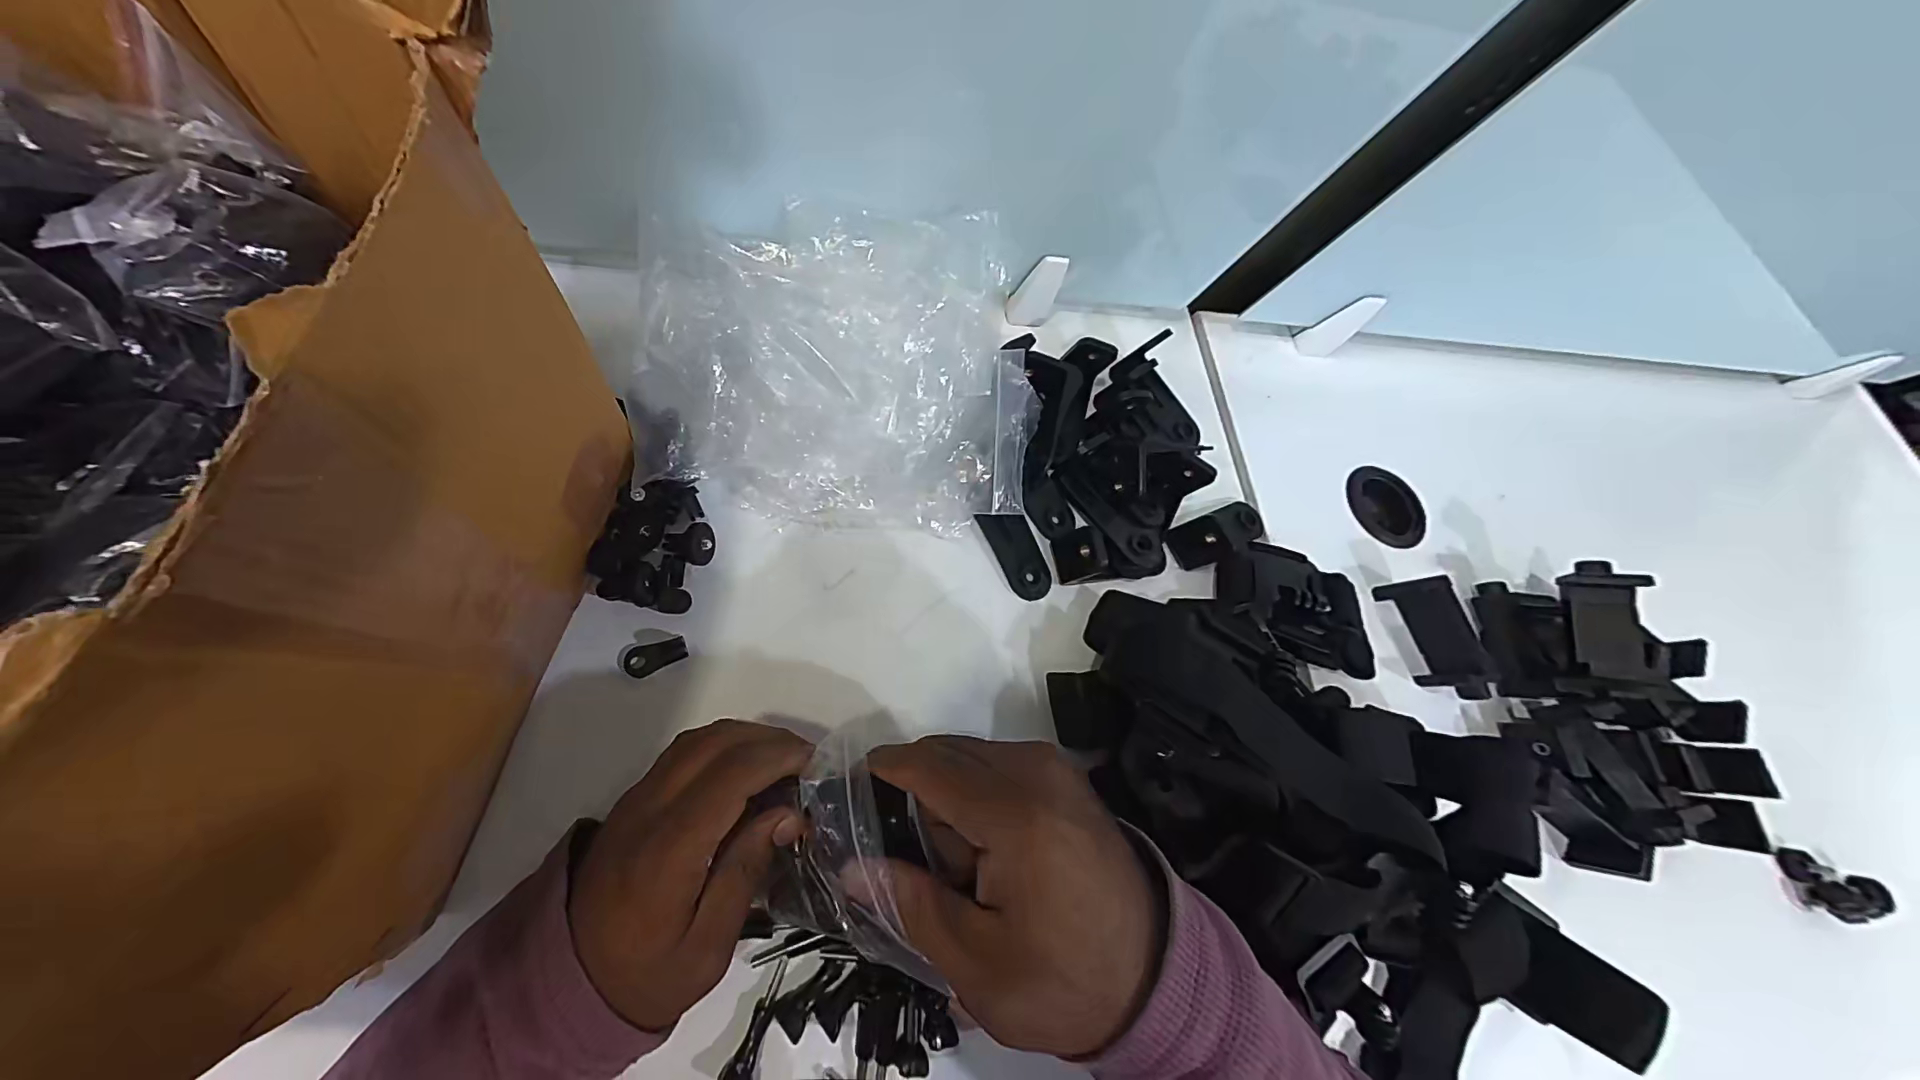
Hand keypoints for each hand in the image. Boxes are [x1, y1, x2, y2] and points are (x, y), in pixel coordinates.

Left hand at [568, 719, 811, 1031]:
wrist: (568, 984)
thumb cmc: (646, 974)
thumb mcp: (706, 949)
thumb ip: (745, 874)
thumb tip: (787, 813)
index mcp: (668, 849)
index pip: (730, 775)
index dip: (778, 757)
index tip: (815, 765)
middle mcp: (648, 810)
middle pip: (715, 743)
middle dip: (769, 740)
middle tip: (806, 760)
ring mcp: (636, 800)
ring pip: (698, 739)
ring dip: (747, 737)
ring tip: (783, 760)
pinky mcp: (633, 800)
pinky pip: (684, 751)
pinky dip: (724, 745)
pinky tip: (747, 767)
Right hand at [867, 736, 1163, 1059]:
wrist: (1155, 977)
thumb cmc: (1063, 979)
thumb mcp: (976, 962)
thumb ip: (909, 903)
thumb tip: (851, 866)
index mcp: (1016, 813)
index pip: (928, 767)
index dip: (881, 772)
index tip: (845, 795)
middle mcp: (1038, 770)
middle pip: (946, 754)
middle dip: (915, 795)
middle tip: (912, 861)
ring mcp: (1056, 768)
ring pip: (970, 756)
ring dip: (947, 797)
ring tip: (958, 868)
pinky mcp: (1066, 777)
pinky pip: (998, 765)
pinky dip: (975, 795)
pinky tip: (987, 851)